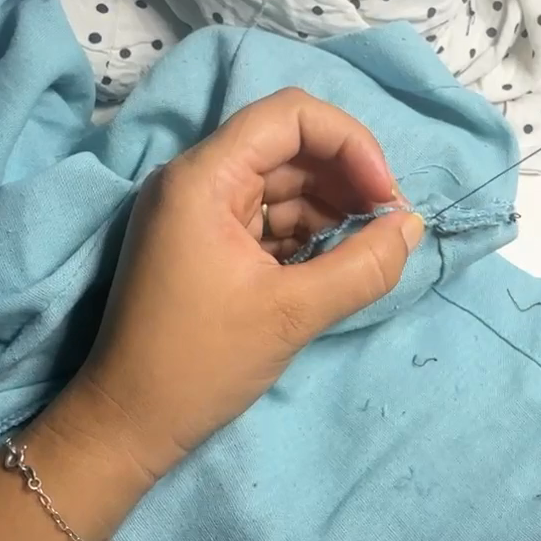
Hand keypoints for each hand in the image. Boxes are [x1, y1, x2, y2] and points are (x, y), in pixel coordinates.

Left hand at [48, 88, 424, 482]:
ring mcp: (201, 212)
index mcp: (204, 178)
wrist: (129, 424)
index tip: (385, 196)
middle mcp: (199, 181)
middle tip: (389, 225)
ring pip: (284, 184)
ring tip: (370, 247)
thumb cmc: (200, 364)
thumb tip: (412, 226)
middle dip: (348, 178)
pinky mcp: (209, 243)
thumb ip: (363, 266)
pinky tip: (338, 260)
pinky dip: (309, 233)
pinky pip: (270, 218)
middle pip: (290, 147)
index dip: (350, 143)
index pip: (290, 116)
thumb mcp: (292, 314)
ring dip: (333, 208)